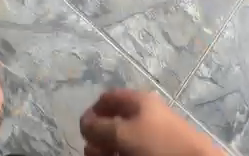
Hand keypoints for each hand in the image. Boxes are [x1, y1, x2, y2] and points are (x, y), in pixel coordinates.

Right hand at [80, 89, 224, 155]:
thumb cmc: (159, 146)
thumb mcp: (122, 133)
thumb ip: (98, 127)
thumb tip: (84, 124)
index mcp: (139, 100)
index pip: (107, 99)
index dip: (92, 113)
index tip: (84, 131)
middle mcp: (147, 114)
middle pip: (115, 122)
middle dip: (100, 136)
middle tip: (92, 151)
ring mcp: (157, 136)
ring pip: (126, 141)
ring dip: (110, 150)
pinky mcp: (164, 152)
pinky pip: (138, 151)